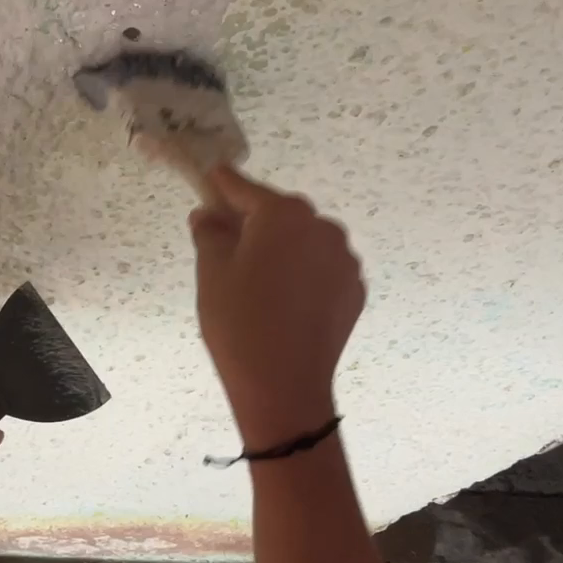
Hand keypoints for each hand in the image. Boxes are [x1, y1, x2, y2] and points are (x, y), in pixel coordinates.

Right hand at [190, 166, 365, 447]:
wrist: (283, 385)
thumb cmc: (239, 322)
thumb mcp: (211, 272)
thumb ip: (209, 233)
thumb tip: (208, 215)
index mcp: (283, 214)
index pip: (244, 188)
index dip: (222, 185)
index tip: (210, 177)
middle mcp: (322, 226)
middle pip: (278, 214)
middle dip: (252, 223)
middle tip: (225, 249)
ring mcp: (344, 258)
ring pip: (302, 242)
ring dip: (280, 249)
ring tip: (256, 284)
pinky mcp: (354, 289)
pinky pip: (320, 268)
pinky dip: (301, 273)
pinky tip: (282, 302)